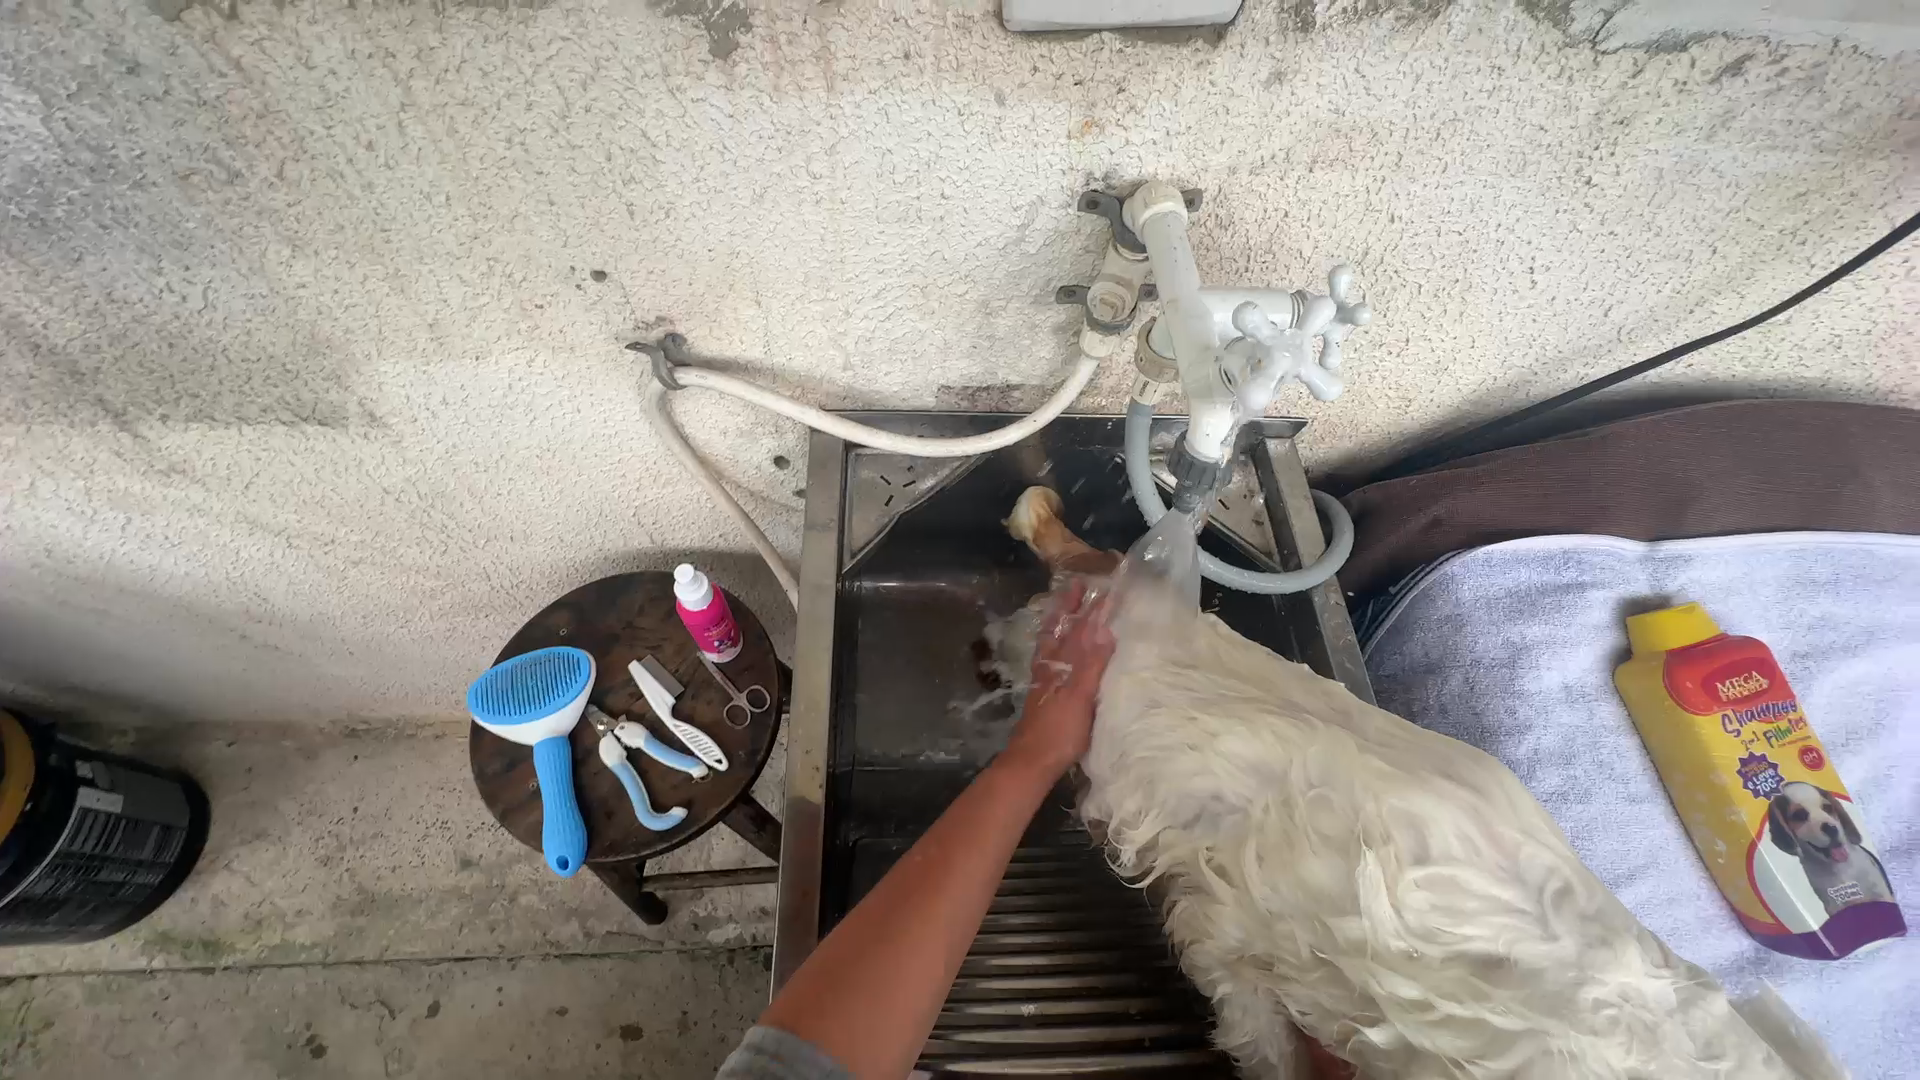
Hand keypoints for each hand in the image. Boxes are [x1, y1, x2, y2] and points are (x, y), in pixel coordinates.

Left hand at [1003, 580, 1114, 777]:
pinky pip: (1050, 655)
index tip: (1106, 589)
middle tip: (1077, 584)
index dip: (1093, 610)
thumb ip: (1092, 663)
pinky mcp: (1043, 691)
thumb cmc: (1061, 730)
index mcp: (1061, 662)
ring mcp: (1044, 678)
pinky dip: (1055, 641)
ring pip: (1052, 640)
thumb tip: (1105, 630)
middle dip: (1069, 606)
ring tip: (1065, 606)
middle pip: (1060, 629)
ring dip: (1060, 621)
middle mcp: (1050, 664)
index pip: (1080, 629)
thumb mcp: (1081, 696)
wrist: (1033, 759)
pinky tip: (1056, 646)